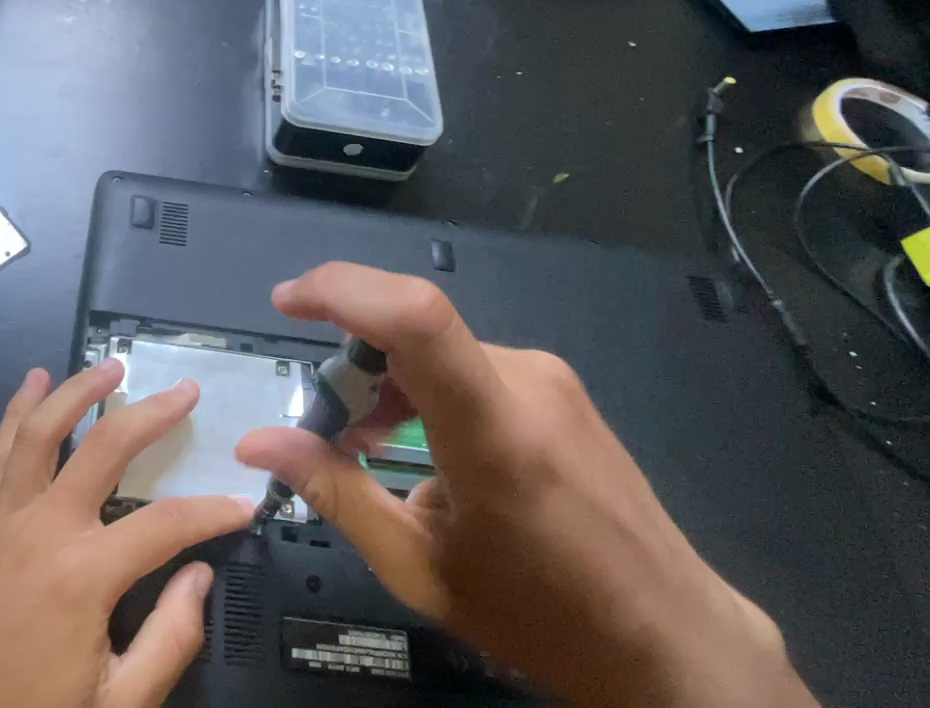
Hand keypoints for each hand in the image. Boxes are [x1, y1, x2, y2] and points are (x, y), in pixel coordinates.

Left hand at [0, 361, 254, 707]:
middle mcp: (42, 530)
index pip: (167, 523)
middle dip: (152, 414)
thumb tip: (200, 576)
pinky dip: (18, 412)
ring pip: (42, 431)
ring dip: (77, 391)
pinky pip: (0, 453)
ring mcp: (3, 520)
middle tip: (186, 390)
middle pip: (105, 448)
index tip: (243, 504)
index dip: (212, 511)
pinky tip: (32, 384)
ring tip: (110, 365)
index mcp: (83, 575)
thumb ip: (169, 642)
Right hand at [236, 263, 818, 707]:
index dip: (342, 289)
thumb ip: (334, 491)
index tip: (286, 302)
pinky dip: (421, 385)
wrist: (673, 640)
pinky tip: (417, 440)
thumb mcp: (419, 568)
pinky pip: (467, 362)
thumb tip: (256, 443)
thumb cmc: (541, 614)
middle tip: (326, 425)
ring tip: (367, 443)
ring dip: (384, 377)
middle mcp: (525, 381)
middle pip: (410, 329)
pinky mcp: (559, 386)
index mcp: (492, 432)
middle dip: (348, 360)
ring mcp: (549, 378)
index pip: (415, 316)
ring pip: (435, 347)